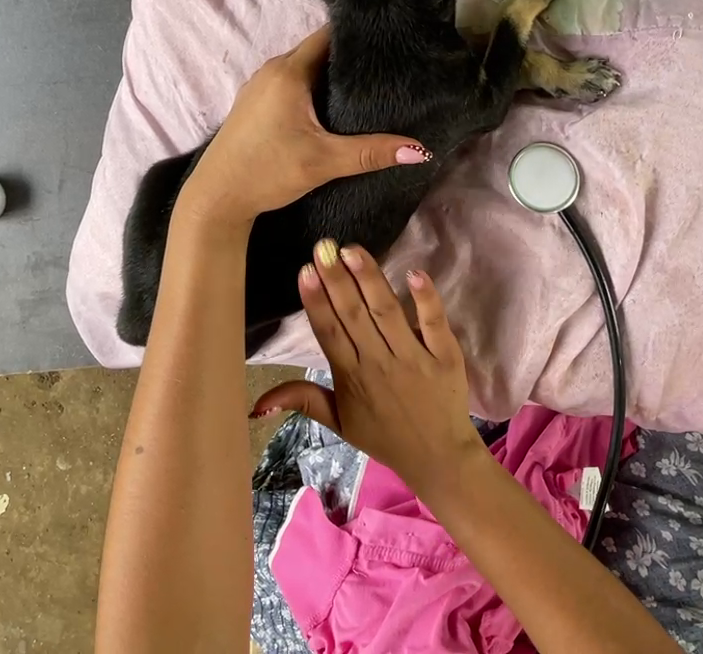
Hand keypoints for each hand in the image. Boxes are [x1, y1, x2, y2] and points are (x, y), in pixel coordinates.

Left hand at [182, 27, 429, 222]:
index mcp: (288, 72)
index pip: (327, 36)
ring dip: (328, 73)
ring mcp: (258, 87)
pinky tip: (331, 105)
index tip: (386, 38)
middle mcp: (271, 71)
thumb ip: (372, 153)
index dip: (356, 34)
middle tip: (385, 63)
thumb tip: (420, 150)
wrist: (215, 199)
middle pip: (316, 51)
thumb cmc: (267, 172)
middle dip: (348, 55)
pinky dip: (311, 86)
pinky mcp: (254, 104)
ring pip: (302, 68)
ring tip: (364, 82)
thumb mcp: (324, 162)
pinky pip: (290, 82)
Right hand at [252, 243, 485, 496]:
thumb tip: (257, 402)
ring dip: (370, 279)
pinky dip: (425, 298)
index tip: (304, 270)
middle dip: (337, 279)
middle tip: (323, 246)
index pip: (329, 333)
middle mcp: (380, 364)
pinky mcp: (445, 356)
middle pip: (355, 315)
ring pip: (388, 312)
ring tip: (353, 250)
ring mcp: (414, 358)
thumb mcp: (339, 422)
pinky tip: (413, 272)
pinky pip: (434, 323)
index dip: (316, 301)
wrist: (438, 456)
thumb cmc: (385, 434)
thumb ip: (303, 401)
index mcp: (352, 377)